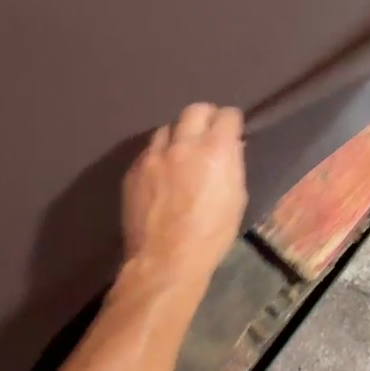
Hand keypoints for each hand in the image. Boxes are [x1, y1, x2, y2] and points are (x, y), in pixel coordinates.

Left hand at [120, 103, 246, 286]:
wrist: (166, 260)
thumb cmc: (212, 233)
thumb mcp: (236, 197)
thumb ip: (232, 165)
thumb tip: (230, 147)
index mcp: (216, 150)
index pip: (227, 115)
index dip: (231, 121)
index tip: (232, 130)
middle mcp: (184, 144)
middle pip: (194, 110)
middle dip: (205, 117)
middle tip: (207, 132)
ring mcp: (154, 156)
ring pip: (167, 128)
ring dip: (178, 135)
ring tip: (181, 152)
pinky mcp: (133, 170)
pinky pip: (148, 151)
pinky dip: (159, 155)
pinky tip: (162, 172)